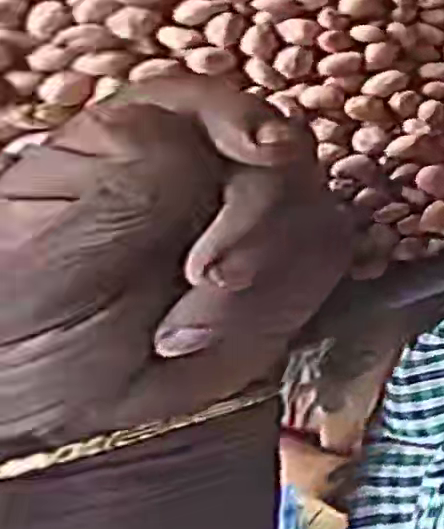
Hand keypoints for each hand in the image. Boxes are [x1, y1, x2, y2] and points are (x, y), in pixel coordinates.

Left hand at [0, 76, 350, 449]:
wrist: (99, 428)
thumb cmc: (28, 353)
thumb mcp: (40, 280)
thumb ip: (117, 197)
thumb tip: (163, 127)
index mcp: (119, 159)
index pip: (188, 100)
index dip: (234, 112)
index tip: (266, 149)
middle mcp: (202, 170)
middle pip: (273, 146)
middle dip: (253, 213)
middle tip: (211, 275)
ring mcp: (265, 205)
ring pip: (311, 195)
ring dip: (265, 261)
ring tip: (192, 324)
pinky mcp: (308, 243)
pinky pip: (329, 241)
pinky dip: (286, 286)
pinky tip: (225, 324)